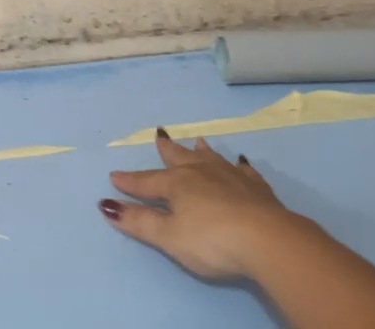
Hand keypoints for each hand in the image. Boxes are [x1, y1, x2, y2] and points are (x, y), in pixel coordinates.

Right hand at [100, 130, 319, 280]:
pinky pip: (244, 169)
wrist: (267, 238)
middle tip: (159, 134)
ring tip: (198, 140)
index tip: (114, 176)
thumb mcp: (170, 237)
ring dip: (201, 150)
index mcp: (178, 184)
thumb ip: (140, 222)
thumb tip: (107, 205)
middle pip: (180, 158)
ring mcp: (231, 176)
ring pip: (212, 158)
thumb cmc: (212, 240)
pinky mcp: (256, 187)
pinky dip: (239, 164)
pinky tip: (241, 161)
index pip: (147, 182)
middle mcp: (202, 172)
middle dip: (167, 149)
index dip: (129, 182)